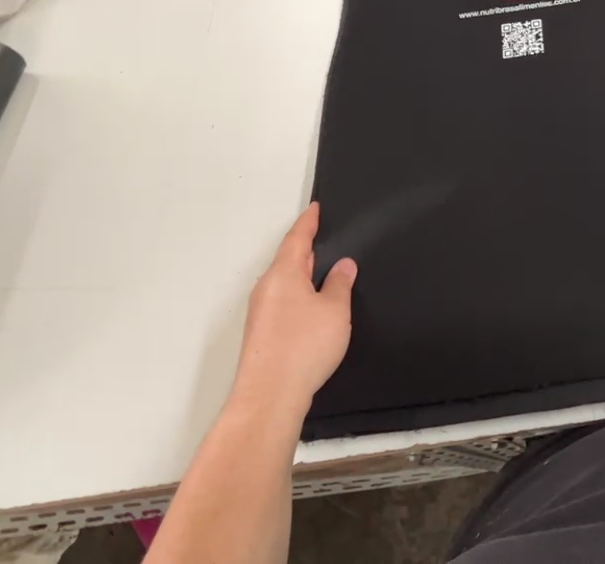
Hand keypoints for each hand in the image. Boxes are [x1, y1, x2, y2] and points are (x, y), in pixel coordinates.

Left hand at [227, 202, 357, 417]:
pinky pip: (282, 301)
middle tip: (323, 235)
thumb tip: (343, 266)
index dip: (308, 222)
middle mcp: (266, 289)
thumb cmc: (304, 346)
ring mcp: (261, 312)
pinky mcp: (262, 333)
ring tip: (323, 269)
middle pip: (287, 259)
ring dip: (302, 273)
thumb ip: (339, 284)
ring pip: (284, 282)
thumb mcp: (334, 310)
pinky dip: (298, 293)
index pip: (297, 238)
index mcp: (283, 274)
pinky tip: (312, 305)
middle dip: (305, 248)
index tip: (315, 208)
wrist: (269, 396)